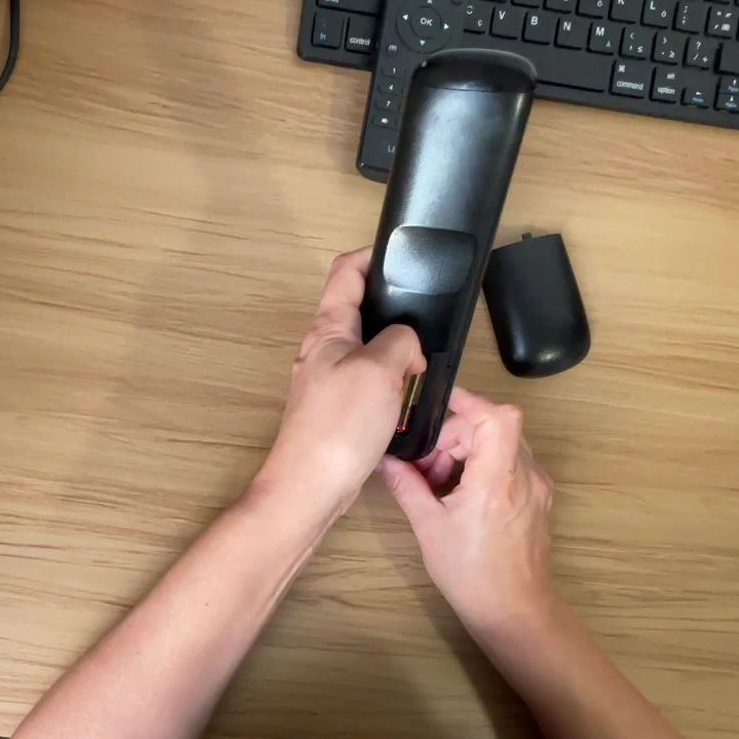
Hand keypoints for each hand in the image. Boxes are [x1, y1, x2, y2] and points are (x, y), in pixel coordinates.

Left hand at [255, 249, 424, 519]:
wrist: (311, 484)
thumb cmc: (337, 426)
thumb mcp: (379, 367)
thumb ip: (399, 340)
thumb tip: (406, 345)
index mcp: (327, 329)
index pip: (345, 273)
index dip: (373, 255)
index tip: (405, 254)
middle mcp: (323, 350)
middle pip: (360, 309)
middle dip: (395, 307)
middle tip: (427, 312)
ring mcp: (328, 379)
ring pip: (368, 348)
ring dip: (396, 348)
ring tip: (423, 358)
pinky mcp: (337, 408)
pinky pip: (369, 380)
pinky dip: (391, 379)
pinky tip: (408, 392)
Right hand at [378, 387, 556, 633]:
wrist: (514, 609)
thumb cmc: (469, 572)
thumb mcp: (428, 527)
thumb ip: (407, 486)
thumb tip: (386, 460)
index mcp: (497, 481)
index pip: (496, 417)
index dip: (468, 400)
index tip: (437, 402)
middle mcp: (525, 476)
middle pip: (492, 427)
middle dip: (454, 437)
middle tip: (424, 466)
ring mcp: (536, 486)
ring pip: (501, 443)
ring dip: (465, 451)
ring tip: (437, 483)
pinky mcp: (536, 497)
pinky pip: (508, 463)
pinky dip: (480, 465)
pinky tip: (457, 493)